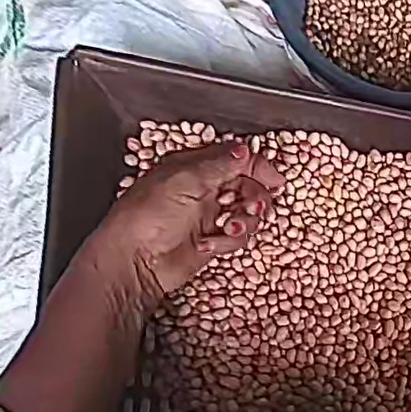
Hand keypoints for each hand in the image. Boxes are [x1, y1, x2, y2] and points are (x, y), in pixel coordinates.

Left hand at [85, 139, 284, 305]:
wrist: (134, 261)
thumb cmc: (147, 218)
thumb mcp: (184, 182)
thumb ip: (219, 165)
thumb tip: (244, 150)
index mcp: (194, 167)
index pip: (235, 159)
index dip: (258, 167)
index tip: (275, 180)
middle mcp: (204, 188)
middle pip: (248, 186)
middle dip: (255, 198)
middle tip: (253, 208)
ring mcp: (210, 215)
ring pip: (248, 213)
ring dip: (245, 221)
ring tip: (229, 228)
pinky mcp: (213, 239)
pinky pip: (238, 236)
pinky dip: (230, 240)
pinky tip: (212, 243)